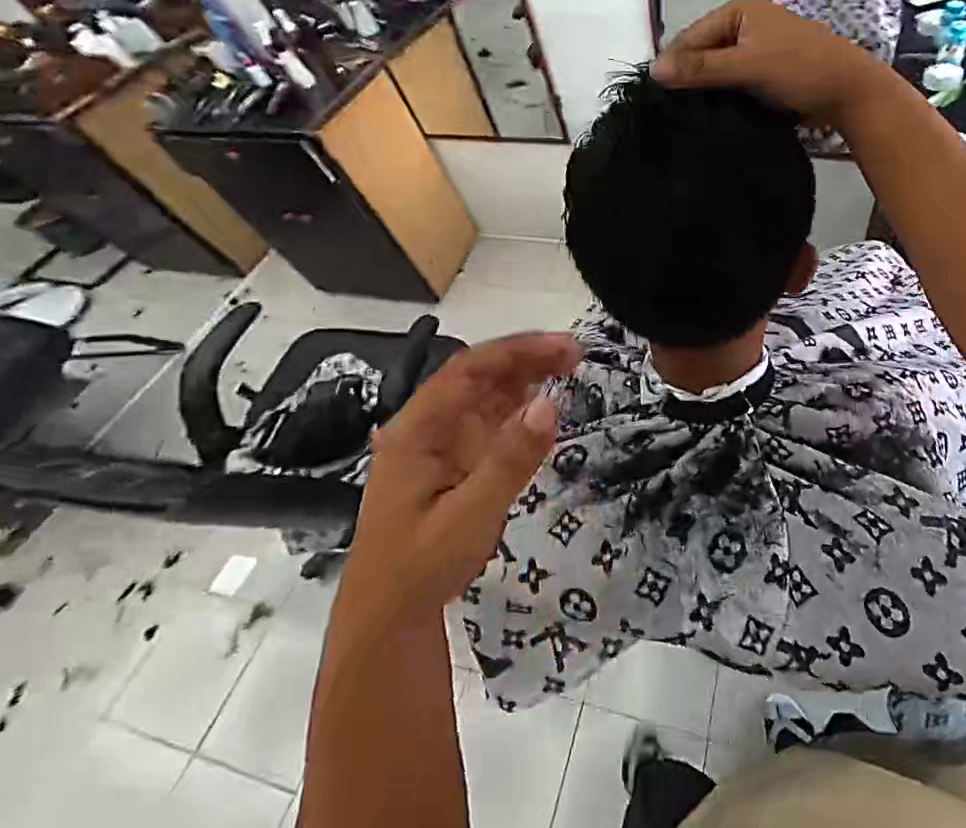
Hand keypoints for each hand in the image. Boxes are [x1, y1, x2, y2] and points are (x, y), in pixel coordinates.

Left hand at [349, 333, 581, 617]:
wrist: (389, 618)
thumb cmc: (420, 568)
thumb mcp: (468, 517)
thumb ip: (509, 460)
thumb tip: (550, 404)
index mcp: (417, 431)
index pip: (467, 371)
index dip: (516, 351)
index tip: (562, 347)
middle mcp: (428, 427)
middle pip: (478, 376)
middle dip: (525, 358)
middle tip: (575, 353)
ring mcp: (442, 444)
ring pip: (486, 396)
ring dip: (525, 378)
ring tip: (568, 367)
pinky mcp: (456, 463)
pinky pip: (490, 424)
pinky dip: (519, 409)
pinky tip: (543, 404)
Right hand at [651, 0, 896, 126]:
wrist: (850, 91)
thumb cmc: (801, 68)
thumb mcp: (748, 65)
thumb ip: (701, 68)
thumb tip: (654, 70)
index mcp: (739, 10)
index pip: (691, 35)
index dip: (672, 62)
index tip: (651, 92)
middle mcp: (745, 24)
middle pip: (702, 51)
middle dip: (687, 76)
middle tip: (666, 107)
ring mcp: (757, 48)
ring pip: (717, 68)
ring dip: (704, 89)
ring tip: (683, 113)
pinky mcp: (765, 72)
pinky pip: (733, 81)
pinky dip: (722, 94)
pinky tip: (710, 113)